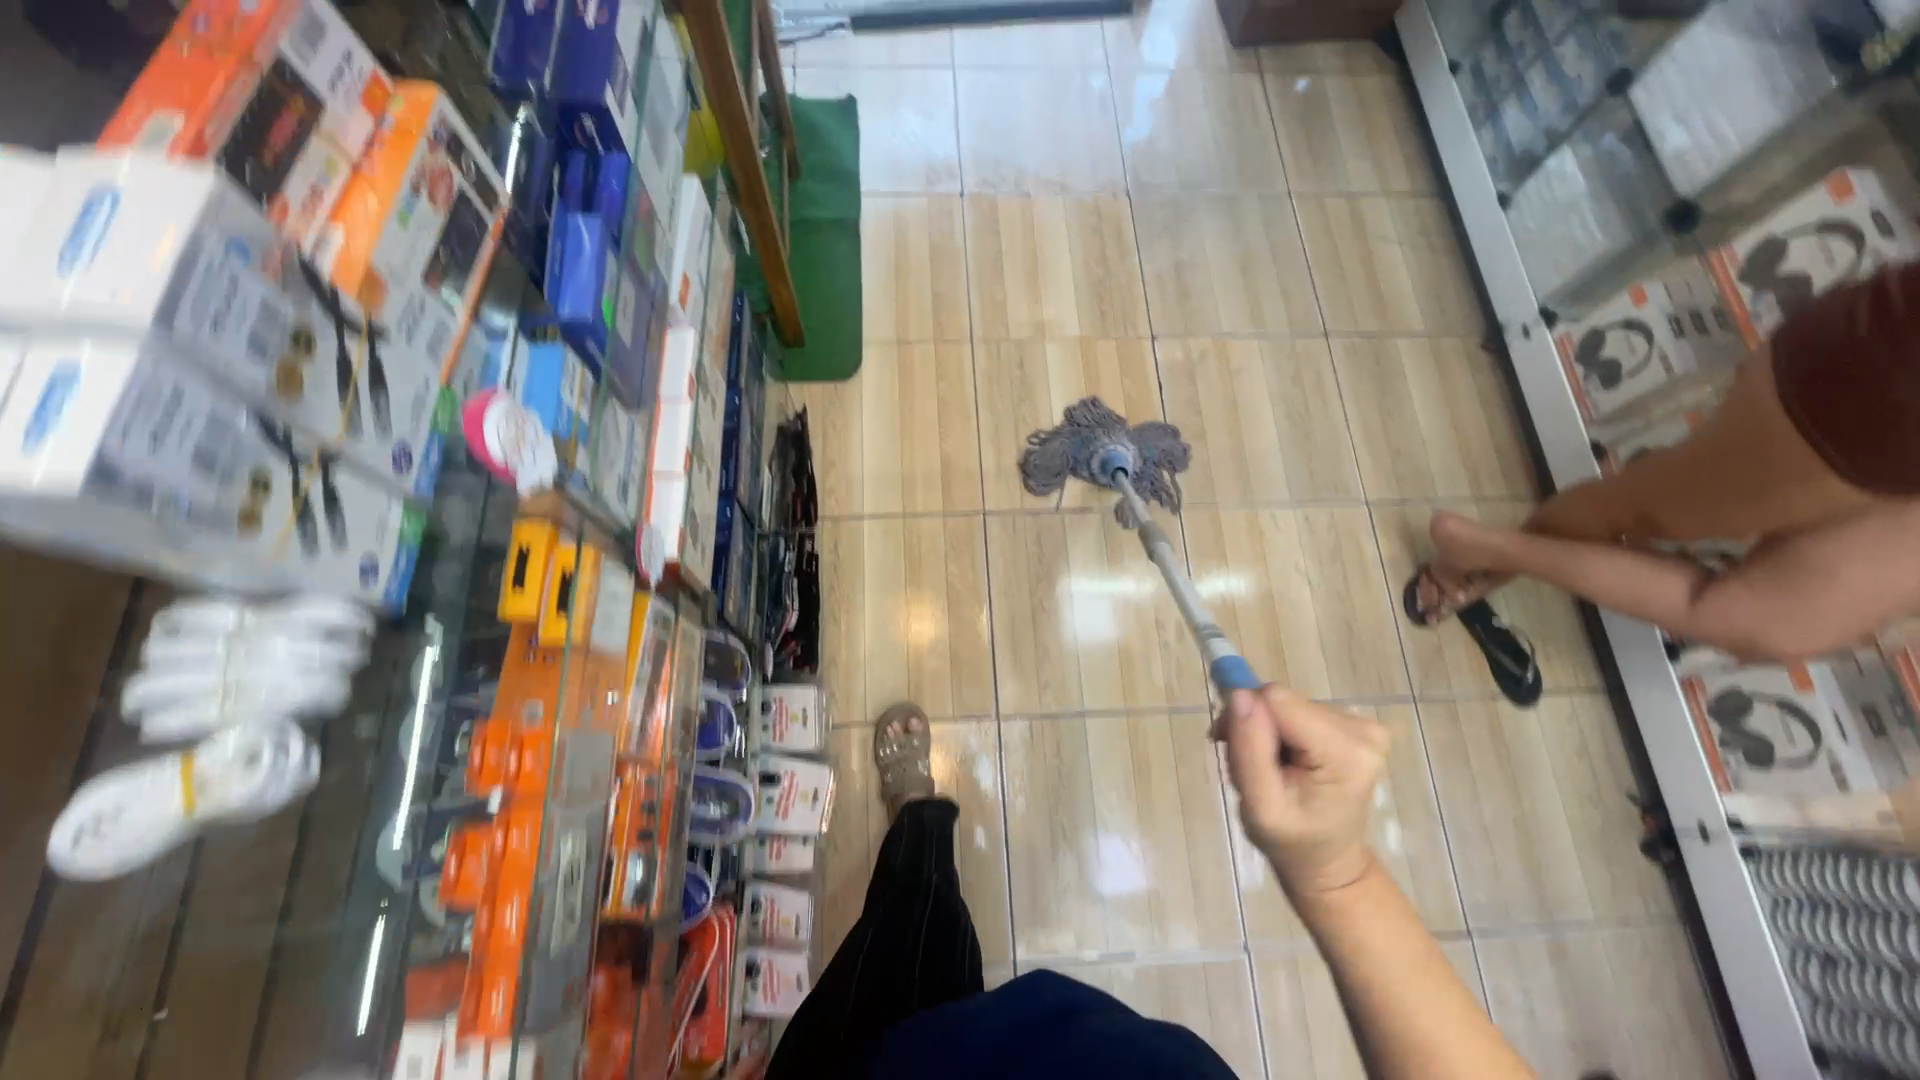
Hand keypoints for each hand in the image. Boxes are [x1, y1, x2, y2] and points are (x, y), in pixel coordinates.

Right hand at [1216, 685, 1389, 898]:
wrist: (1328, 859)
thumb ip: (1249, 749)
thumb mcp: (1260, 805)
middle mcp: (1362, 730)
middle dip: (1254, 725)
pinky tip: (1283, 759)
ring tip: (1266, 768)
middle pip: (1282, 700)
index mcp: (1344, 751)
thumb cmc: (1291, 841)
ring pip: (1287, 704)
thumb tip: (1239, 694)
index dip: (1245, 716)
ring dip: (1265, 729)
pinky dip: (1280, 730)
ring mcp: (1362, 725)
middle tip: (1246, 764)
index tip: (1230, 746)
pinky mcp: (1355, 724)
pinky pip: (1298, 710)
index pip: (1277, 700)